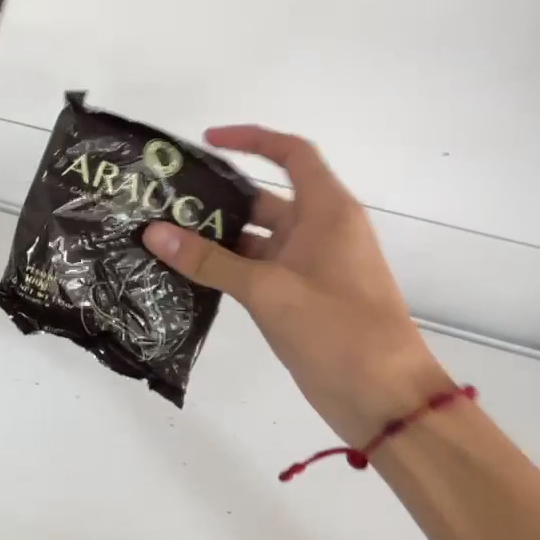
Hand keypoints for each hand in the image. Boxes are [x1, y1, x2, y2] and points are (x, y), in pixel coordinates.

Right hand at [143, 125, 450, 446]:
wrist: (385, 400)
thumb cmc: (337, 330)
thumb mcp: (266, 290)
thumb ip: (207, 260)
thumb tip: (153, 232)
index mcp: (327, 213)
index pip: (291, 154)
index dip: (251, 139)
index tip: (205, 141)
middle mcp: (318, 231)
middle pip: (261, 197)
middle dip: (213, 197)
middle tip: (160, 199)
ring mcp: (308, 265)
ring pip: (252, 235)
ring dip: (211, 236)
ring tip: (159, 234)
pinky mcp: (297, 295)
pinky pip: (252, 266)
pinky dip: (221, 265)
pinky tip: (181, 271)